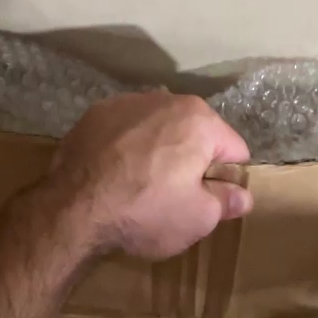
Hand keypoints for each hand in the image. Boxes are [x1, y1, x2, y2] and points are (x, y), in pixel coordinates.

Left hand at [45, 92, 251, 259]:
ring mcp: (126, 103)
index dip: (227, 179)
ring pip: (159, 130)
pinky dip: (127, 149)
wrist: (73, 209)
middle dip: (191, 162)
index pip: (234, 150)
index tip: (210, 201)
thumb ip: (226, 202)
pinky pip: (126, 132)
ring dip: (159, 152)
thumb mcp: (199, 218)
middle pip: (195, 135)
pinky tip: (115, 175)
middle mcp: (166, 99)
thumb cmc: (147, 212)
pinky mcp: (94, 115)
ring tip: (142, 187)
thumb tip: (243, 196)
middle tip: (175, 197)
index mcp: (200, 120)